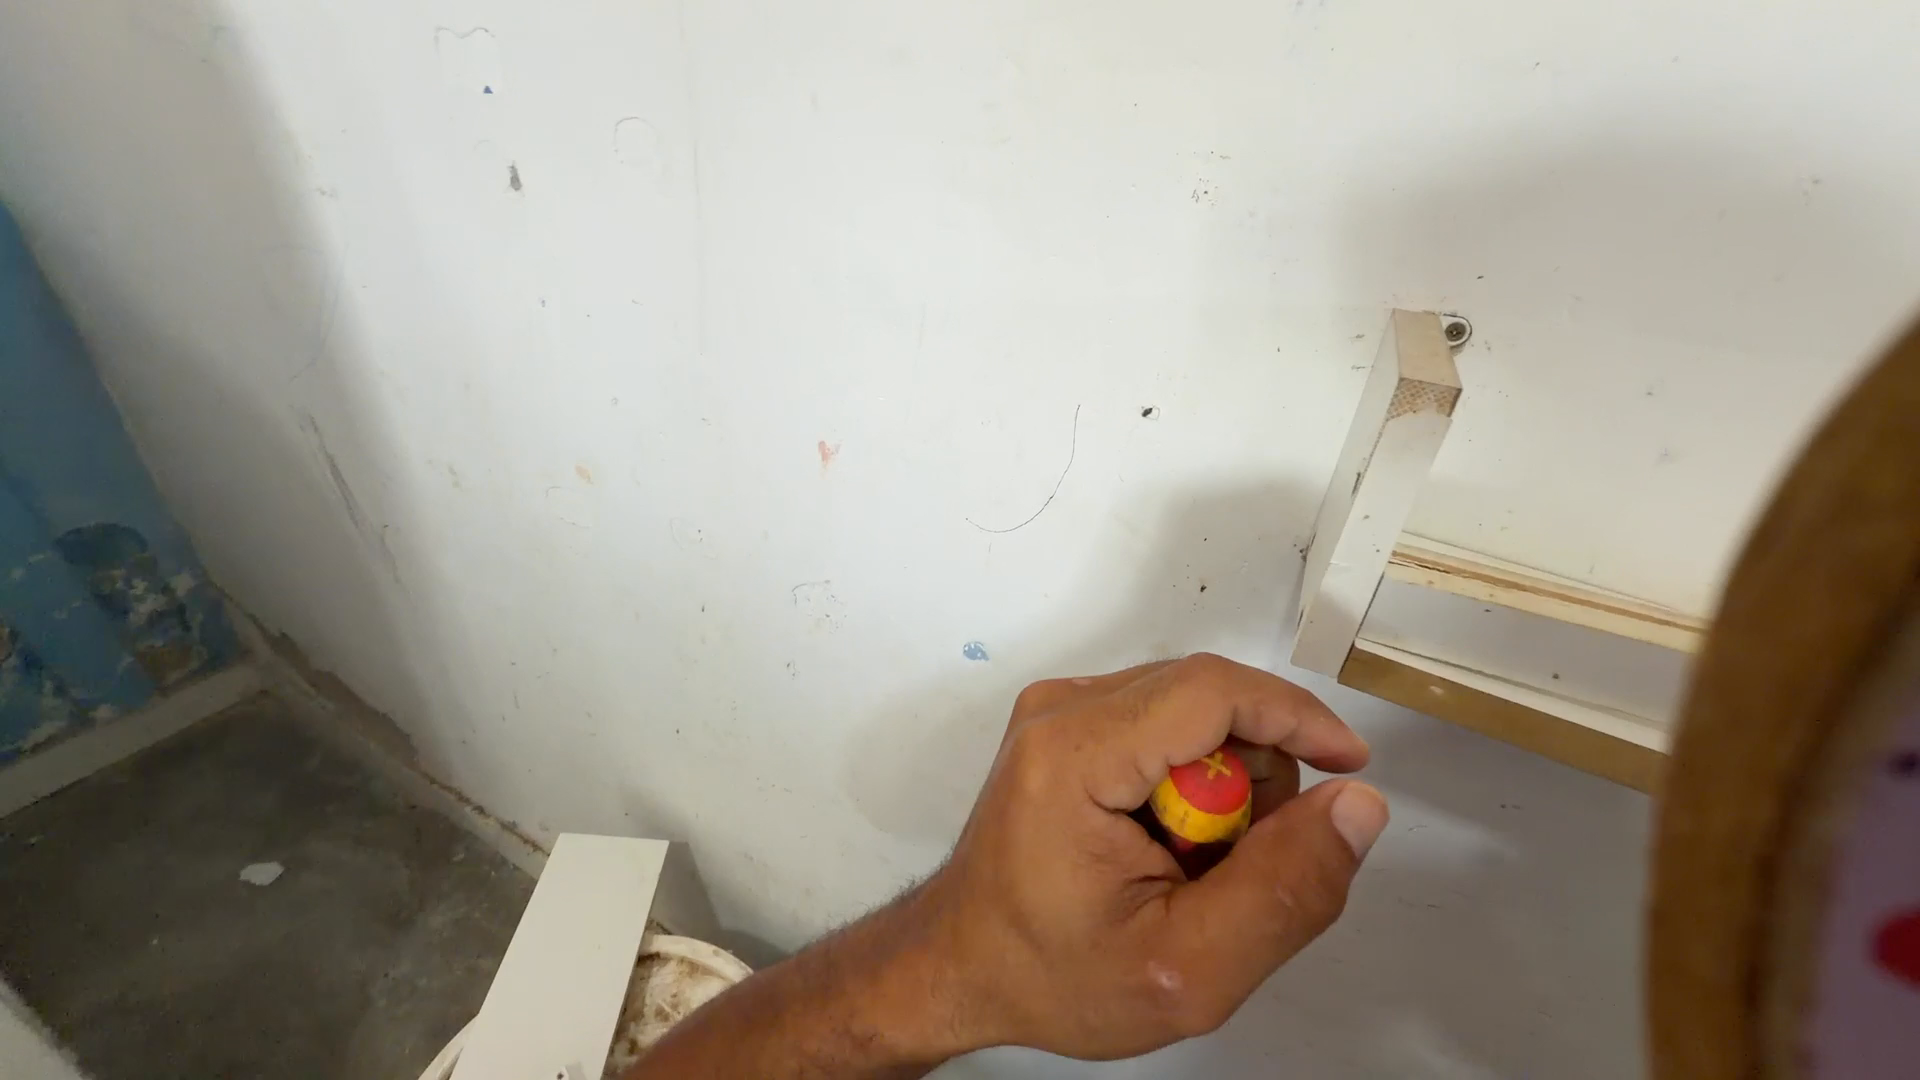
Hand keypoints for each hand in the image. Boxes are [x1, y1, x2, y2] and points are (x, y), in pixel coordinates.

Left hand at [914, 653, 1385, 1059]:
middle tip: (1246, 860)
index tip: (1351, 765)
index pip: (1209, 691)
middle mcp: (1060, 708)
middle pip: (1203, 698)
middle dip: (1255, 770)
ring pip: (1187, 709)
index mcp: (1074, 755)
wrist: (962, 961)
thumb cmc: (1052, 974)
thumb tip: (1355, 804)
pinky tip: (1167, 840)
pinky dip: (1188, 776)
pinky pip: (1159, 722)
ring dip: (1222, 779)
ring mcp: (1057, 709)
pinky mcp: (1063, 723)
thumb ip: (1284, 890)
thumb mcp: (1188, 969)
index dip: (1293, 716)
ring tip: (1194, 862)